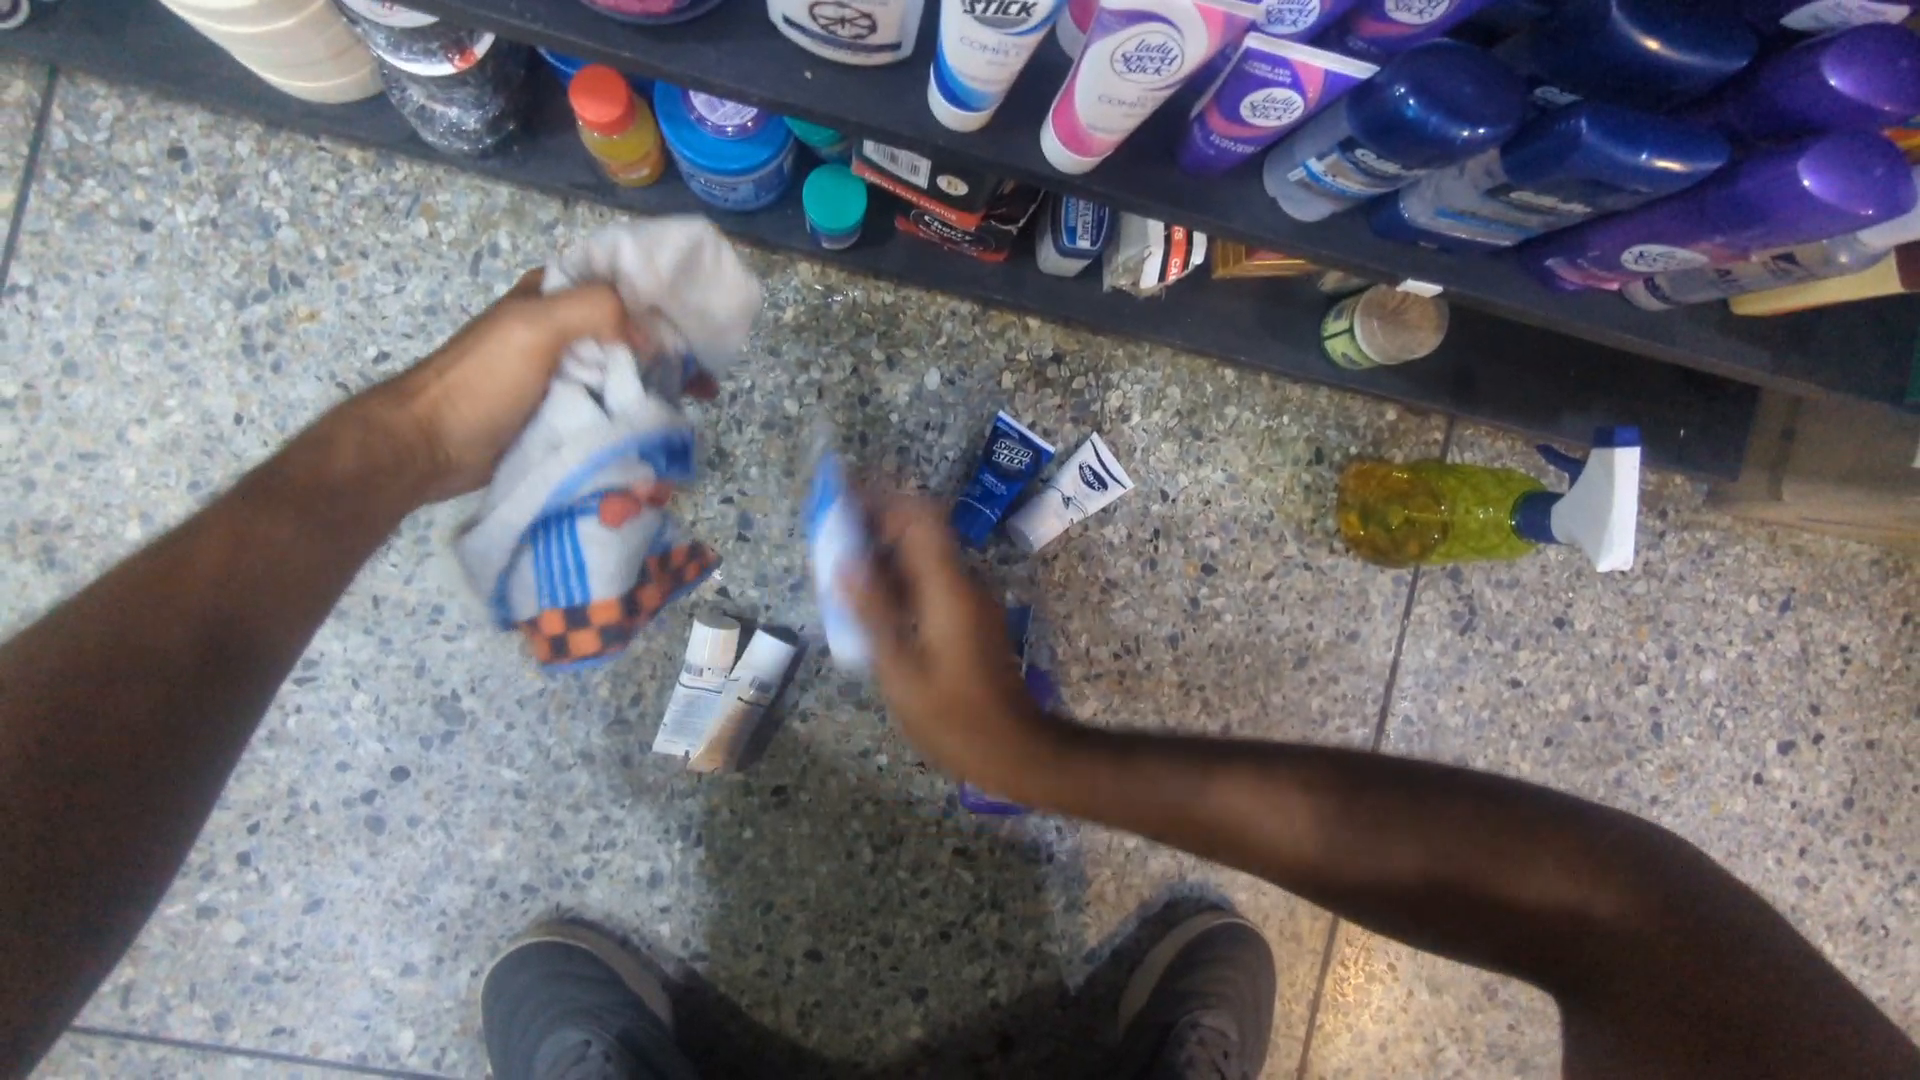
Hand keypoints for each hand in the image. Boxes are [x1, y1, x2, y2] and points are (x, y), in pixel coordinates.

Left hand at [369, 269, 718, 503]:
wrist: (430, 446)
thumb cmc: (481, 381)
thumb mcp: (536, 327)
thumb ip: (597, 311)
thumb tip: (656, 339)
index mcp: (556, 296)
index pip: (624, 284)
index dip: (667, 301)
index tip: (705, 325)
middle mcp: (567, 331)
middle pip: (634, 334)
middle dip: (674, 355)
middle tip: (707, 382)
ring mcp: (568, 376)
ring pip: (628, 374)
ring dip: (661, 390)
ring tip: (690, 413)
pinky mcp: (568, 414)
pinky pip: (614, 409)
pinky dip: (639, 418)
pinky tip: (662, 432)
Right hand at [844, 495, 1068, 798]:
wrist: (1014, 749)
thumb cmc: (954, 718)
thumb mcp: (901, 670)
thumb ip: (873, 613)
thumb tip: (844, 564)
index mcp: (949, 589)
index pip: (919, 519)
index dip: (882, 499)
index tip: (843, 496)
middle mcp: (964, 584)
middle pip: (921, 534)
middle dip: (876, 526)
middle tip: (832, 537)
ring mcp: (970, 601)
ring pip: (924, 559)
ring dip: (885, 554)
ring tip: (840, 567)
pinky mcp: (968, 620)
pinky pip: (930, 584)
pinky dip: (899, 581)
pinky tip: (869, 603)